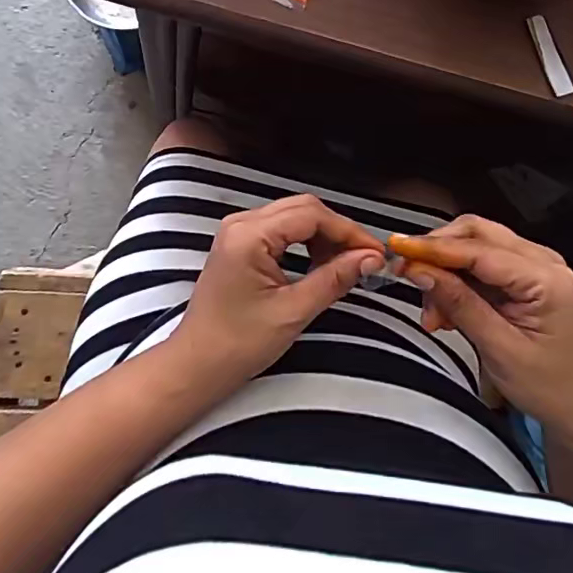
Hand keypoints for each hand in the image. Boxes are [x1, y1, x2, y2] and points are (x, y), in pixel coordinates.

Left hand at [167, 194, 384, 388]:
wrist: (198, 363)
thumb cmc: (237, 343)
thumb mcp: (293, 311)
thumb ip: (334, 279)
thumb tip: (369, 259)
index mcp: (249, 235)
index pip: (311, 215)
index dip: (348, 231)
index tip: (375, 253)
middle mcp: (241, 223)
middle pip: (303, 208)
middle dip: (338, 231)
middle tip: (365, 259)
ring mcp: (238, 231)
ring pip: (294, 216)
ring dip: (323, 236)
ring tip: (343, 266)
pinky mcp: (240, 243)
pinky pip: (281, 229)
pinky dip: (305, 242)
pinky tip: (319, 264)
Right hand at [392, 216, 572, 446]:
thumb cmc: (551, 387)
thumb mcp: (499, 348)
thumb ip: (459, 303)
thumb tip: (419, 270)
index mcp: (546, 279)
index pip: (478, 249)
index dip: (433, 247)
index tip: (398, 248)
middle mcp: (543, 262)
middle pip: (476, 233)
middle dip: (437, 252)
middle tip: (410, 275)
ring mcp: (535, 267)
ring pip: (474, 245)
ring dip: (445, 269)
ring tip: (433, 311)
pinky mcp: (524, 277)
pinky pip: (480, 263)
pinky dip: (457, 279)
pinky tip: (447, 309)